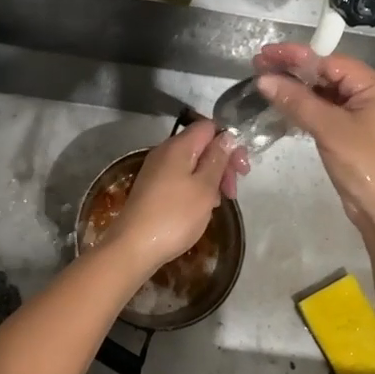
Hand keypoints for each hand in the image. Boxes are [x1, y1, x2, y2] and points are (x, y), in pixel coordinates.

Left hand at [100, 119, 236, 272]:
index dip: (229, 142)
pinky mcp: (152, 187)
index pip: (208, 127)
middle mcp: (165, 151)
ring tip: (218, 203)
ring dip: (210, 178)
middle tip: (233, 192)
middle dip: (222, 163)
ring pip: (192, 163)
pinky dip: (196, 188)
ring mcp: (156, 170)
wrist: (133, 246)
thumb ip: (217, 159)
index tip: (241, 169)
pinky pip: (180, 178)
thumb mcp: (204, 187)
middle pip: (201, 145)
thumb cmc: (175, 215)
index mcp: (178, 146)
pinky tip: (201, 208)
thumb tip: (227, 136)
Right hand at [254, 43, 374, 234]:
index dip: (295, 56)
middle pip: (325, 73)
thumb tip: (264, 79)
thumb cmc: (366, 166)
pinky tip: (280, 104)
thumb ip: (297, 101)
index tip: (264, 54)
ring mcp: (359, 113)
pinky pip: (323, 110)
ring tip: (263, 81)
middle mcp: (368, 93)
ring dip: (295, 88)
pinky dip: (302, 106)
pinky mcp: (349, 131)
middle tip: (258, 65)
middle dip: (292, 69)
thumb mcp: (330, 130)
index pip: (328, 60)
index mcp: (372, 85)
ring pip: (322, 92)